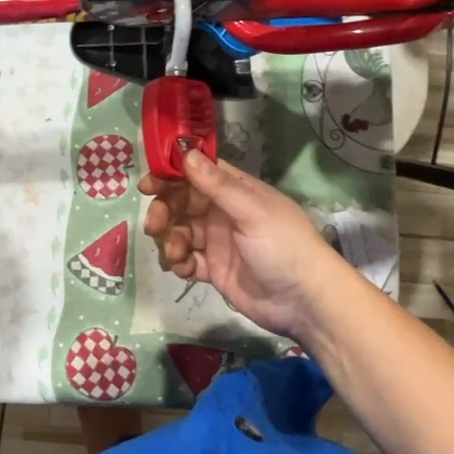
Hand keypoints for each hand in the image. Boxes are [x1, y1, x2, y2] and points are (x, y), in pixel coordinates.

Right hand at [139, 150, 351, 338]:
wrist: (304, 301)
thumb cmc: (283, 246)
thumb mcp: (252, 211)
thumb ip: (217, 186)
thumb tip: (186, 153)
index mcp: (237, 191)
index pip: (198, 173)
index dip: (172, 175)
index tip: (148, 184)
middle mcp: (225, 212)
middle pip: (183, 203)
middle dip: (165, 211)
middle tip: (155, 226)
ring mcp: (219, 241)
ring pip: (181, 231)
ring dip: (170, 239)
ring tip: (175, 254)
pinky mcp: (216, 269)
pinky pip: (188, 259)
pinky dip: (180, 262)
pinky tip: (184, 269)